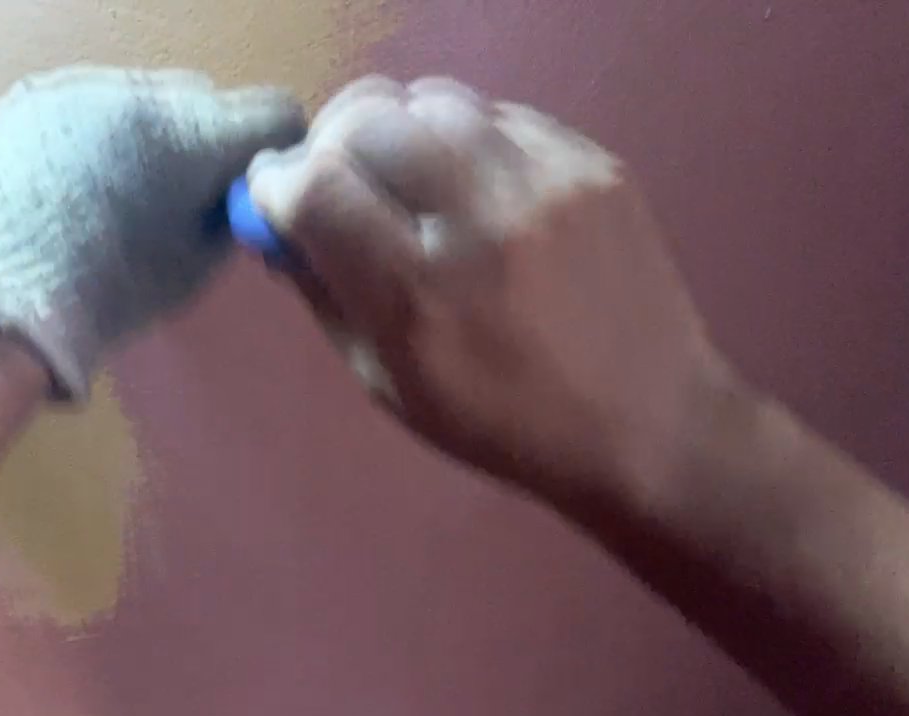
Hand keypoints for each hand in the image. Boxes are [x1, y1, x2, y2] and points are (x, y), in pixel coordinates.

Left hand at [0, 67, 304, 401]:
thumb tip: (232, 187)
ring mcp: (84, 88)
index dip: (267, 149)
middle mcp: (144, 94)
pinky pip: (88, 104)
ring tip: (113, 192)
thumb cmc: (113, 298)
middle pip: (202, 100)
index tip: (244, 180)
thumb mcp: (192, 269)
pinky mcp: (36, 96)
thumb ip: (226, 216)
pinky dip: (95, 134)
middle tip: (173, 195)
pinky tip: (73, 182)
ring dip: (145, 134)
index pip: (272, 112)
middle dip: (199, 141)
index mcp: (194, 139)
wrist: (8, 306)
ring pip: (143, 97)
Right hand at [248, 76, 736, 509]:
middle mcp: (476, 221)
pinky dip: (455, 140)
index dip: (274, 183)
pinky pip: (495, 115)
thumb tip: (281, 231)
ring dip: (391, 132)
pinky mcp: (591, 160)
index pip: (317, 188)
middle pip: (367, 119)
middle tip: (327, 179)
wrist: (639, 420)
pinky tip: (463, 186)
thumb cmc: (491, 421)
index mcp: (415, 296)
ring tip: (396, 178)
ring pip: (431, 100)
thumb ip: (325, 296)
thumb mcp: (384, 381)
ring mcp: (543, 180)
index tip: (269, 196)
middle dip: (325, 145)